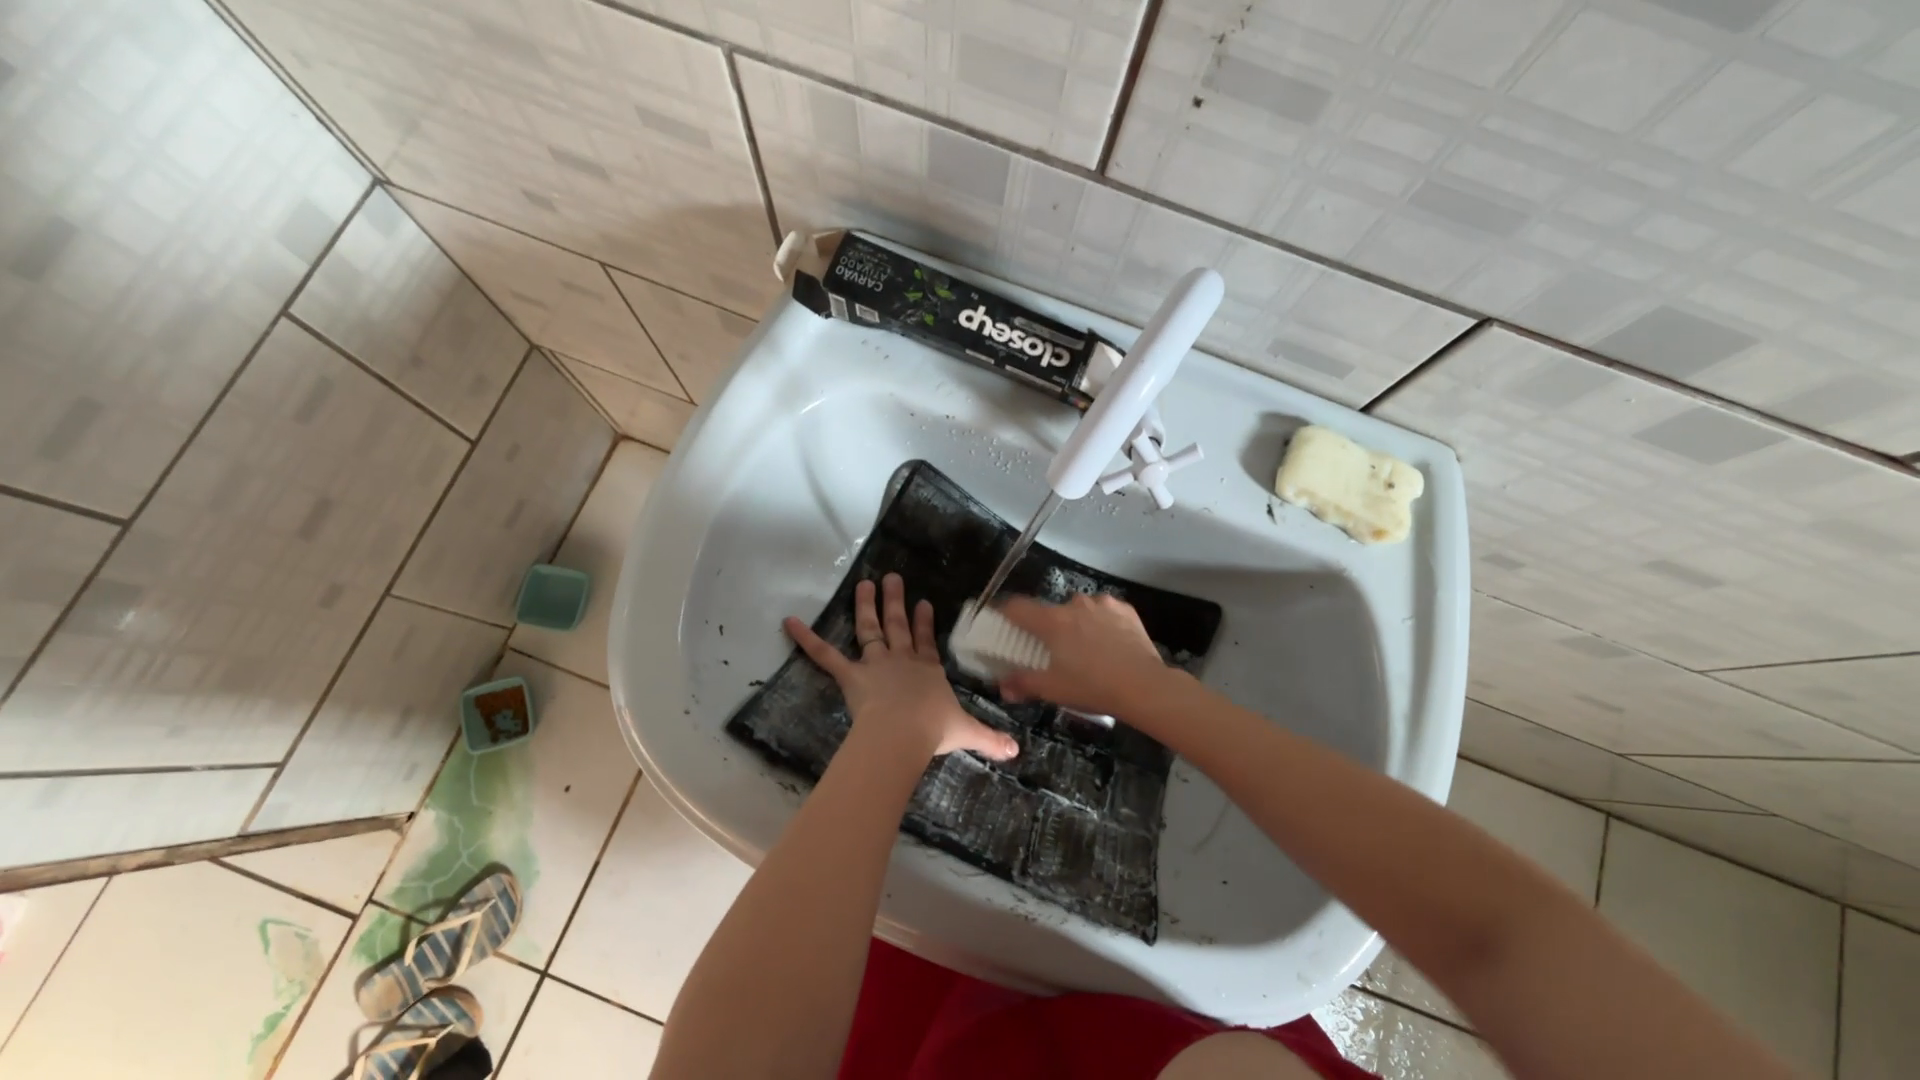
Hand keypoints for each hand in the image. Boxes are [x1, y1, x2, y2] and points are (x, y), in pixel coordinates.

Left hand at [784, 573, 1018, 762]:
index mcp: (928, 671)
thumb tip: (1016, 751)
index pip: (926, 642)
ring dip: (865, 607)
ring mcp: (876, 664)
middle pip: (897, 626)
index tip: (924, 603)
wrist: (904, 732)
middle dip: (895, 602)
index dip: (925, 623)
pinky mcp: (851, 675)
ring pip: (869, 630)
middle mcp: (902, 660)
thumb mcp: (967, 733)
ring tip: (863, 583)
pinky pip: (826, 655)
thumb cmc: (934, 729)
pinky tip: (788, 622)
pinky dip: (807, 639)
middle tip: (892, 578)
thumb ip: (989, 739)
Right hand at [997, 594, 1172, 717]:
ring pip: (1079, 610)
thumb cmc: (1093, 687)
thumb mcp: (1053, 690)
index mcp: (1052, 621)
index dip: (1005, 612)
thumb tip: (1002, 686)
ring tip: (1085, 650)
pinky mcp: (1125, 609)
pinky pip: (1103, 612)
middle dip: (1048, 627)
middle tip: (1052, 651)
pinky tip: (1108, 645)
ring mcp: (1102, 604)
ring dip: (1076, 624)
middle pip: (1051, 611)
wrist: (1144, 686)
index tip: (1001, 619)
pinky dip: (1100, 624)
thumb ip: (1023, 684)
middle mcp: (1075, 605)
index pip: (1017, 607)